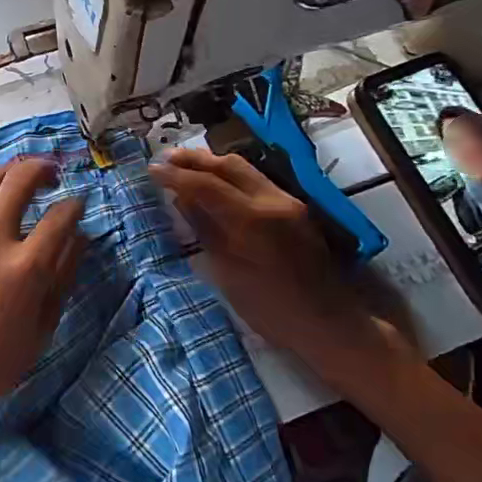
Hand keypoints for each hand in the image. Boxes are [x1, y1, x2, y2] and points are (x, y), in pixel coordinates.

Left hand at [0, 159, 87, 429]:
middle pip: (19, 182)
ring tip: (18, 175)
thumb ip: (65, 273)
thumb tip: (82, 234)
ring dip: (7, 171)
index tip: (78, 203)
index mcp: (26, 268)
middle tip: (51, 173)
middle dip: (42, 169)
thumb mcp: (45, 322)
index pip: (60, 216)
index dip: (75, 204)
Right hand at [149, 149, 404, 386]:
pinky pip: (257, 180)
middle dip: (194, 159)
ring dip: (213, 163)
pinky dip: (231, 175)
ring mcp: (288, 201)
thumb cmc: (273, 310)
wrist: (329, 322)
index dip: (175, 175)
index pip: (206, 184)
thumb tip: (182, 199)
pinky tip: (215, 182)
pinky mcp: (295, 208)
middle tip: (165, 158)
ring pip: (245, 169)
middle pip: (228, 165)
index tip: (151, 170)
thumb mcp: (228, 274)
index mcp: (253, 219)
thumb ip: (206, 231)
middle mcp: (272, 200)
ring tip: (185, 164)